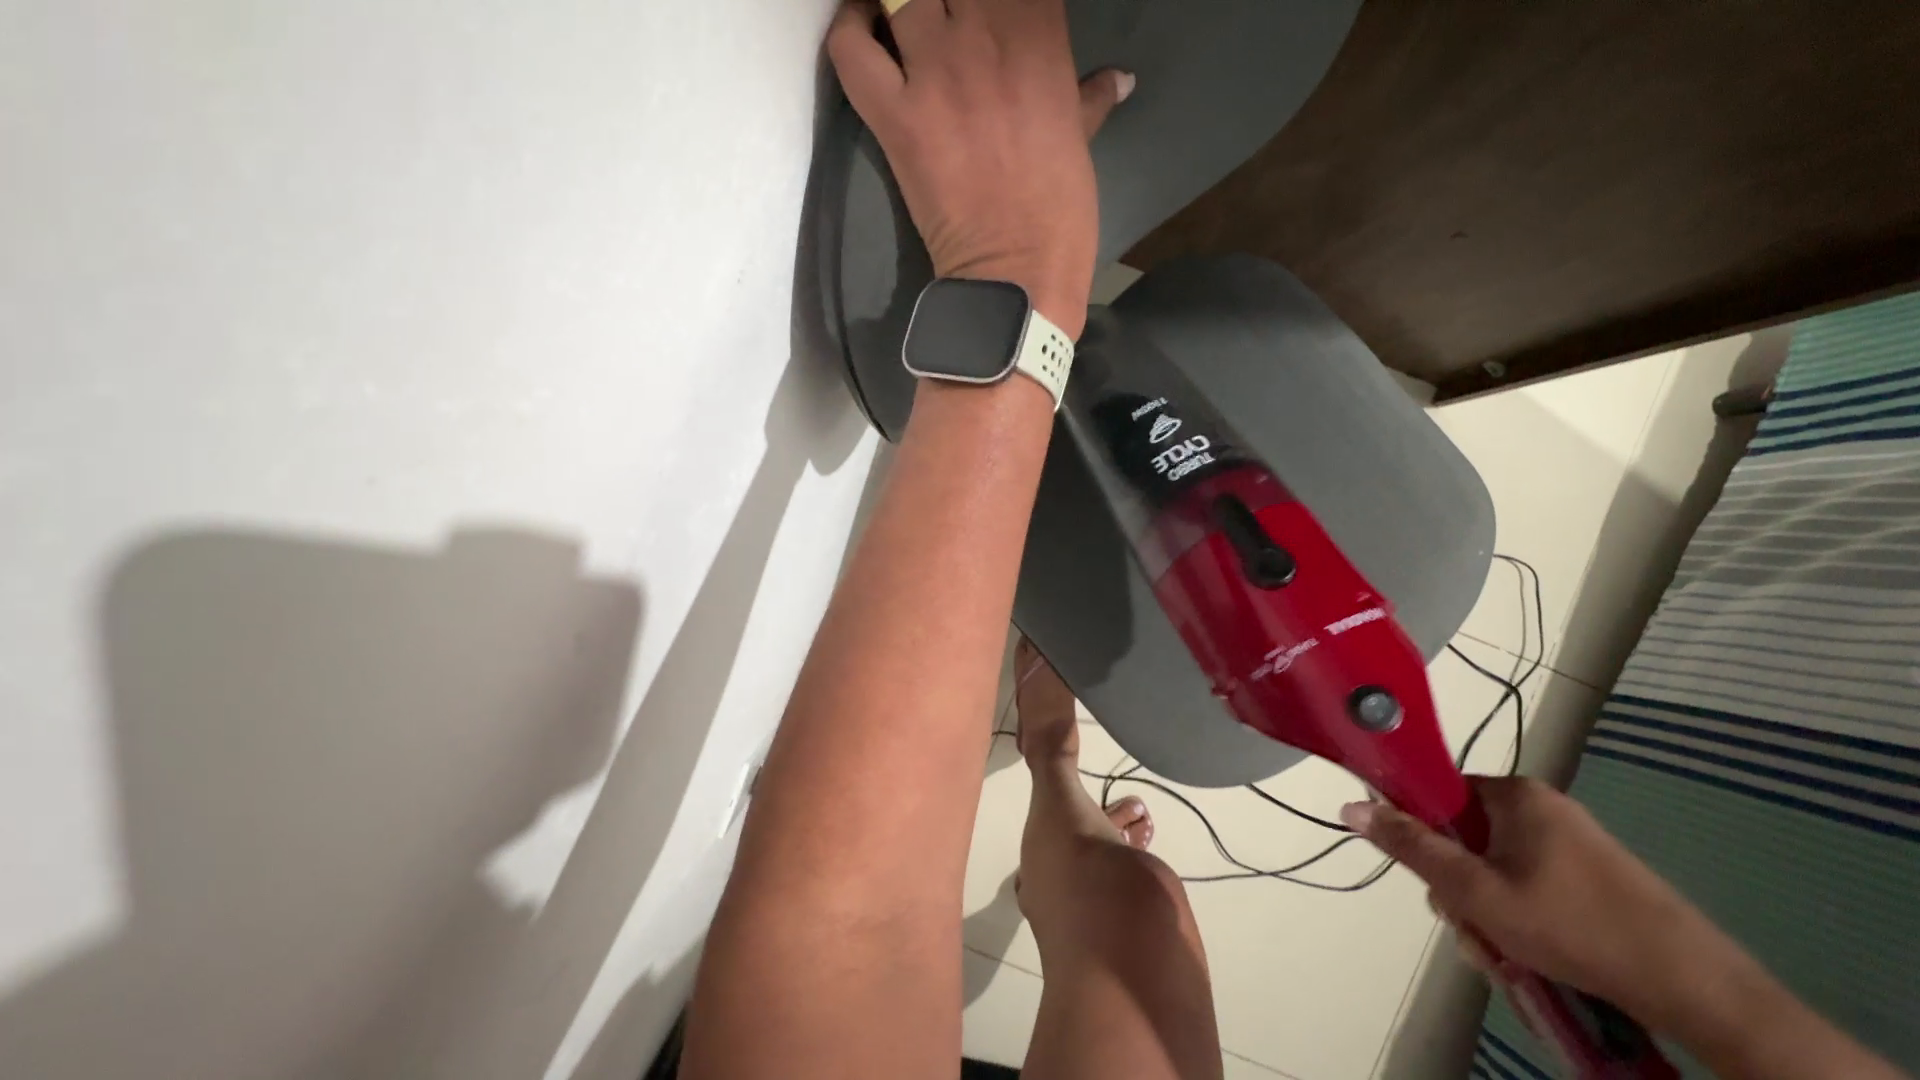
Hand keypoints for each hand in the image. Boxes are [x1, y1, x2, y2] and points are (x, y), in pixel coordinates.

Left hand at [826, 0, 1134, 337]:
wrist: (1018, 271)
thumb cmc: (1060, 211)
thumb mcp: (1082, 142)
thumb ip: (1090, 98)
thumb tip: (1117, 78)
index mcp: (1040, 35)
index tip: (988, 11)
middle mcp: (984, 35)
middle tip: (942, 18)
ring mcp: (934, 73)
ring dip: (897, 3)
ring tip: (899, 18)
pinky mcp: (893, 113)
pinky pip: (851, 47)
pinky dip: (850, 29)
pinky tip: (863, 31)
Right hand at [1343, 776, 1740, 1029]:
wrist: (1690, 983)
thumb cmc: (1573, 926)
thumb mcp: (1476, 891)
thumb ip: (1411, 847)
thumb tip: (1350, 806)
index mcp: (1515, 795)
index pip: (1439, 794)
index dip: (1420, 832)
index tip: (1428, 877)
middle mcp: (1540, 807)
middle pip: (1464, 837)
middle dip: (1457, 889)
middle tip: (1473, 929)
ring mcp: (1569, 841)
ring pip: (1493, 868)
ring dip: (1484, 911)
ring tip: (1503, 955)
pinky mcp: (1589, 874)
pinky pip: (1526, 883)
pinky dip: (1516, 917)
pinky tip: (1525, 955)